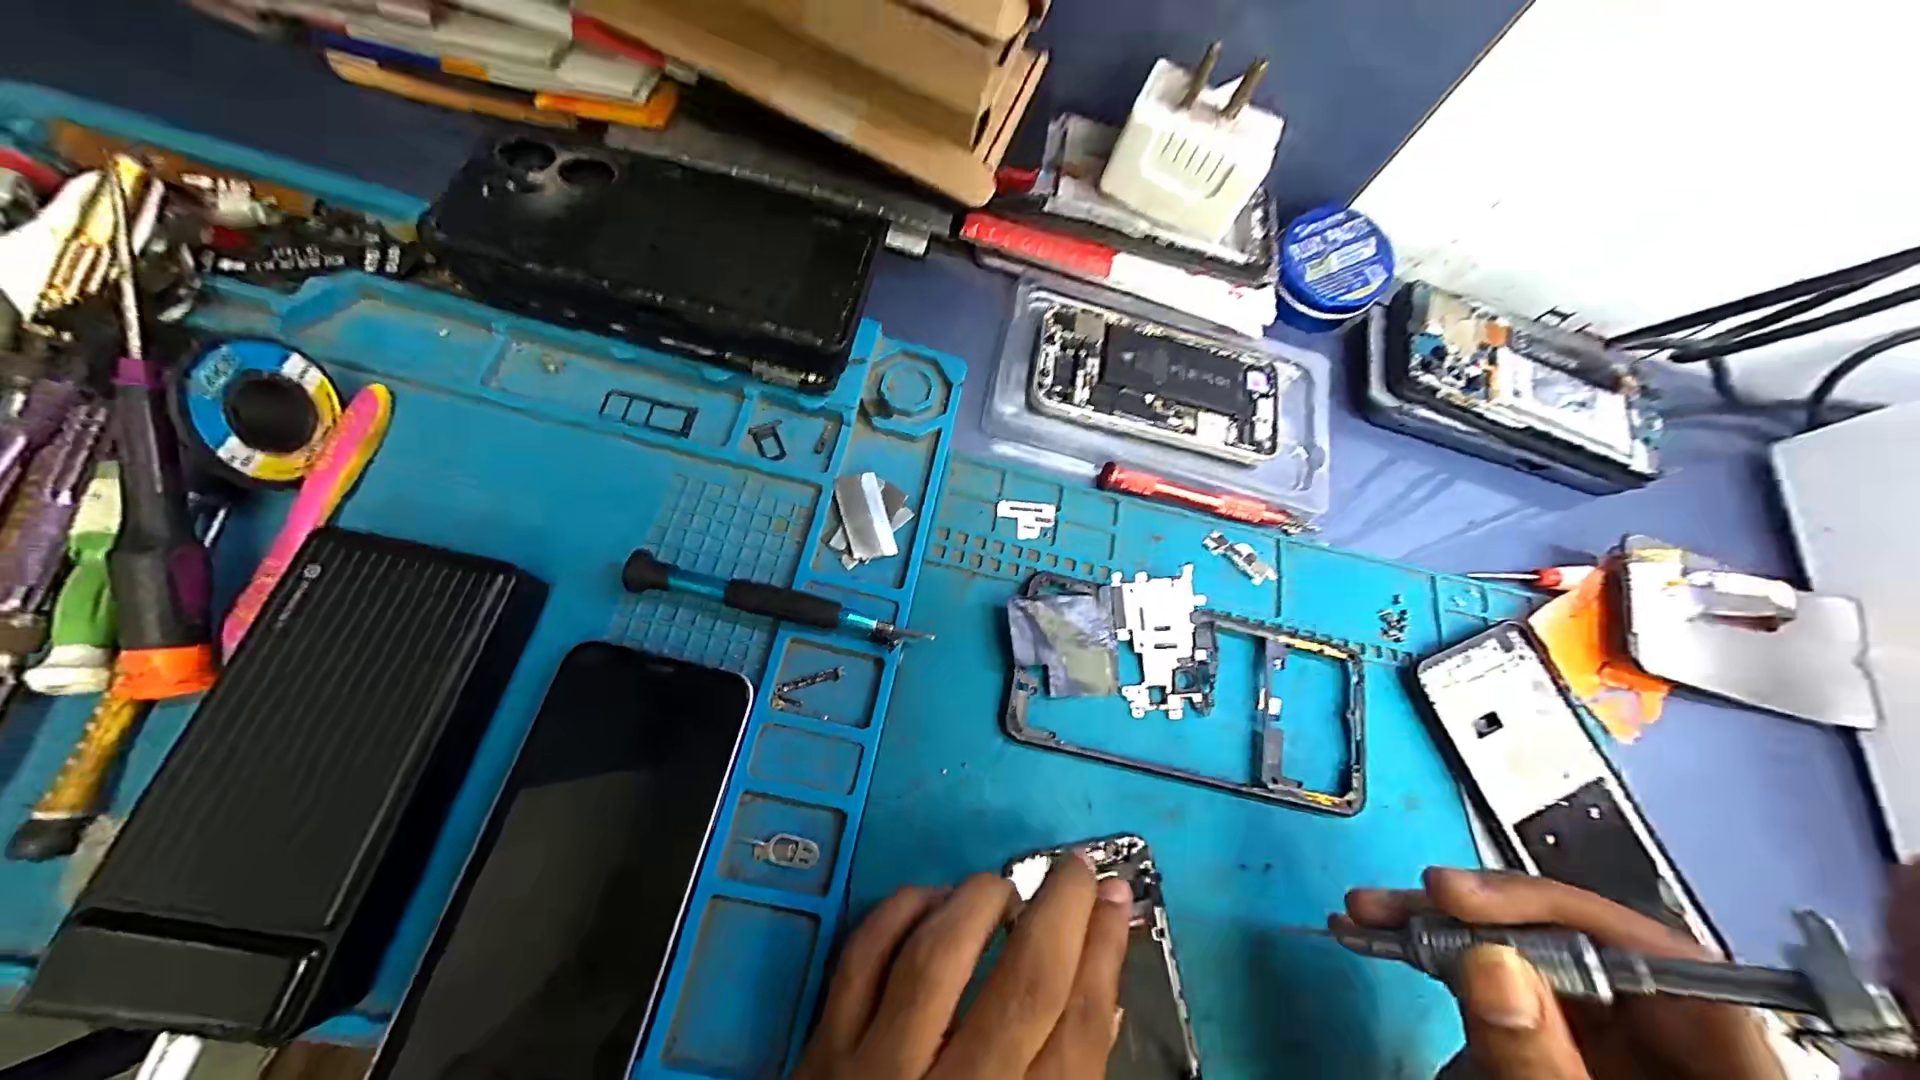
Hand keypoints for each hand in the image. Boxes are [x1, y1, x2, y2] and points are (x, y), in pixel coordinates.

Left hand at [795, 855, 1133, 1079]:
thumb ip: (1067, 1078)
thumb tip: (1099, 989)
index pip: (1079, 1031)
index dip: (1103, 953)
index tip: (1112, 896)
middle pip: (1025, 986)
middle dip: (1060, 910)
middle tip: (1073, 867)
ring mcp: (878, 1072)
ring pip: (937, 958)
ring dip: (977, 901)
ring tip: (998, 889)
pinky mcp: (823, 1051)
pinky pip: (863, 956)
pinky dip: (900, 910)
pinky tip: (929, 898)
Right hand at [1343, 868, 1783, 1079]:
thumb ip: (1542, 1067)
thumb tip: (1487, 958)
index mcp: (1732, 1078)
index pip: (1668, 963)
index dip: (1560, 913)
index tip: (1456, 897)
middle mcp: (1681, 1049)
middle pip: (1583, 949)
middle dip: (1473, 917)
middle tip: (1388, 904)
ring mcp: (1619, 1046)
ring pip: (1533, 958)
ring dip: (1442, 929)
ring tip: (1365, 916)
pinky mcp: (1564, 1045)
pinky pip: (1507, 984)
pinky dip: (1445, 959)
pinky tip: (1388, 941)